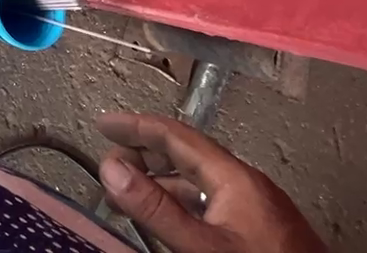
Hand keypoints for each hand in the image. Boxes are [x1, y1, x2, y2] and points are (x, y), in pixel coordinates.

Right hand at [96, 112, 325, 252]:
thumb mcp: (204, 248)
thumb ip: (157, 208)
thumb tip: (110, 168)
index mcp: (234, 177)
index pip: (174, 134)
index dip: (134, 125)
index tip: (102, 126)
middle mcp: (247, 184)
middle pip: (185, 152)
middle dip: (142, 154)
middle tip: (110, 170)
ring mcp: (259, 209)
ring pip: (198, 180)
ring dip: (159, 182)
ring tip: (129, 199)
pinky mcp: (265, 231)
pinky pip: (211, 202)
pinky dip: (180, 202)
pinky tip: (169, 221)